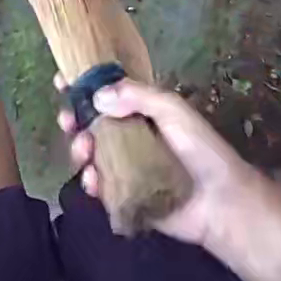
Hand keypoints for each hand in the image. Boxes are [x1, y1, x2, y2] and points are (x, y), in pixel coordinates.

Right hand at [59, 79, 277, 253]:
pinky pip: (99, 185)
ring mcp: (125, 164)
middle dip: (74, 118)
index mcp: (141, 109)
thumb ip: (136, 96)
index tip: (61, 79)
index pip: (107, 91)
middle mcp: (130, 133)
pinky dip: (90, 181)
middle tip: (66, 119)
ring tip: (84, 151)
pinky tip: (93, 180)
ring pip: (90, 152)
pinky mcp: (124, 194)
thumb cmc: (199, 148)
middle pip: (91, 121)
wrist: (219, 202)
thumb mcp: (171, 109)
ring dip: (79, 148)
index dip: (83, 84)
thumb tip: (96, 96)